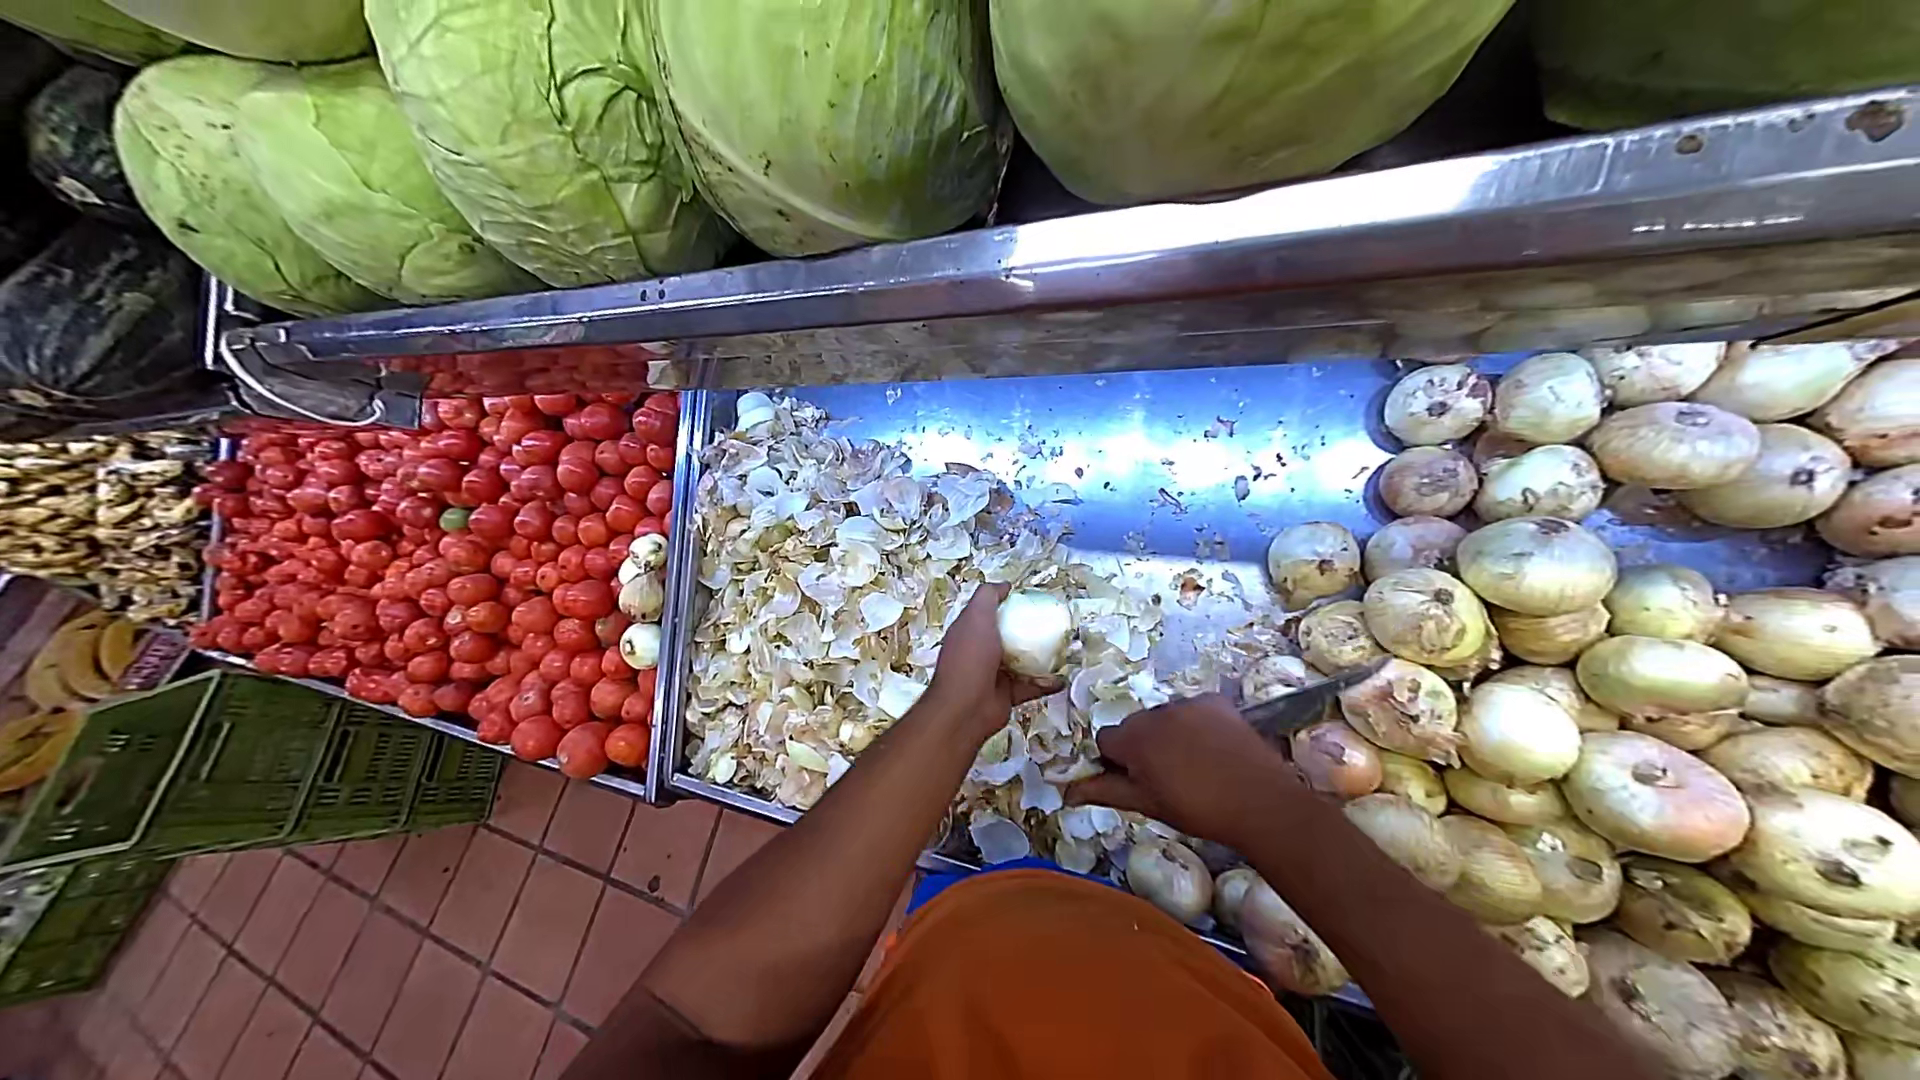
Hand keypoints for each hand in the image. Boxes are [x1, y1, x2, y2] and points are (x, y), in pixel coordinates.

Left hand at [924, 583, 1058, 744]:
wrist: (966, 707)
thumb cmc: (970, 657)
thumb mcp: (976, 616)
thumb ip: (988, 597)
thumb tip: (1005, 585)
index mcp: (970, 630)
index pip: (989, 612)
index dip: (1008, 604)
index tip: (1031, 600)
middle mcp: (980, 650)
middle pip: (1008, 636)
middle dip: (1030, 631)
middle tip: (1054, 624)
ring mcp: (993, 674)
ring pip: (1022, 662)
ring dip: (1042, 658)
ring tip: (1063, 650)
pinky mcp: (1006, 694)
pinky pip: (1030, 686)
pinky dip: (1046, 683)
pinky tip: (1062, 678)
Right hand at [1065, 694, 1303, 849]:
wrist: (1261, 803)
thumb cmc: (1198, 809)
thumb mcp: (1146, 804)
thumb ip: (1105, 791)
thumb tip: (1067, 792)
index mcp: (1134, 738)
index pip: (1106, 739)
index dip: (1116, 760)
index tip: (1136, 780)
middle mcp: (1156, 713)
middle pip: (1135, 725)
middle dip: (1143, 746)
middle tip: (1166, 777)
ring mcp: (1188, 703)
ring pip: (1163, 717)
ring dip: (1169, 734)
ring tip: (1194, 766)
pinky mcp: (1215, 702)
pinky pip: (1193, 709)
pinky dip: (1196, 724)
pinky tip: (1214, 749)